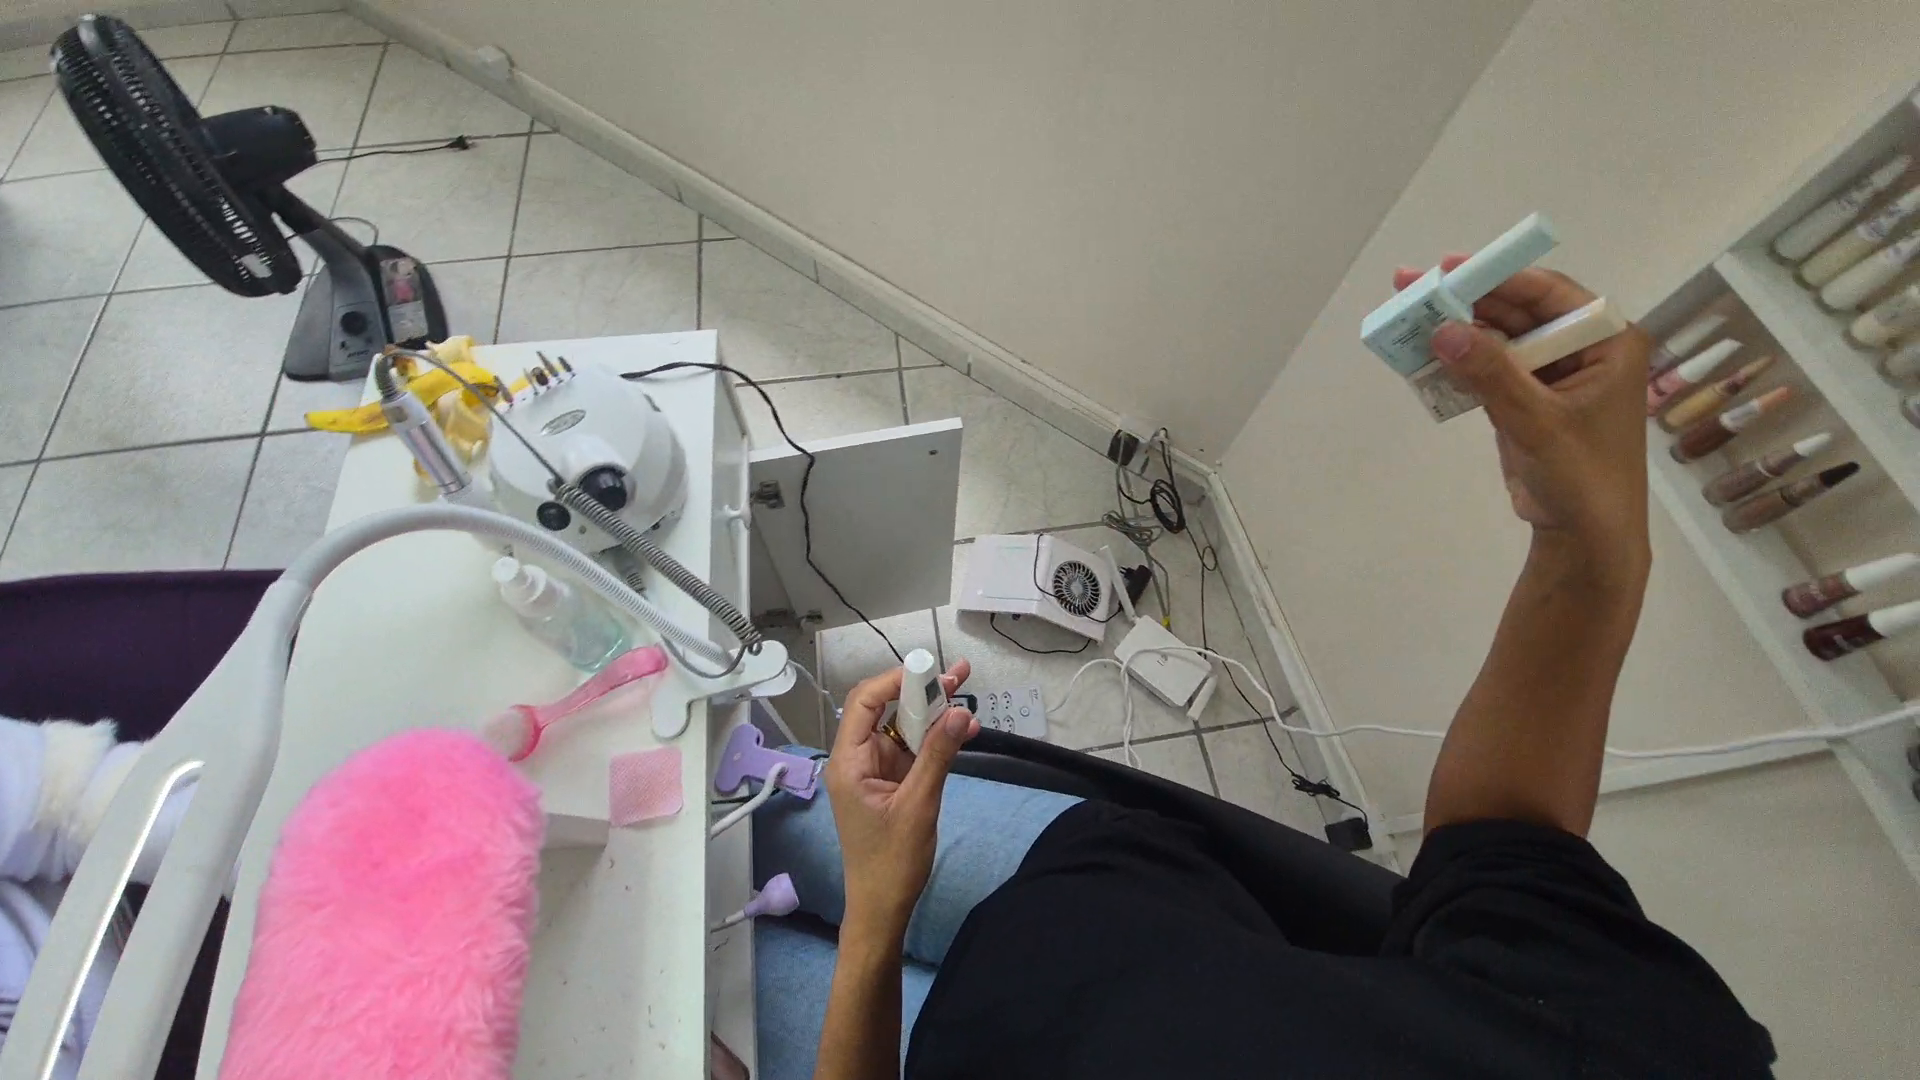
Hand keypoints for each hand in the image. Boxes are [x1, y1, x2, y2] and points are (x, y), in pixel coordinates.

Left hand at [825, 659, 978, 939]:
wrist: (883, 908)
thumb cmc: (891, 862)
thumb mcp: (918, 805)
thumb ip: (938, 755)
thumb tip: (960, 711)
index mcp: (849, 761)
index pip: (865, 703)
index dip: (895, 681)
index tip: (929, 672)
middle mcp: (858, 758)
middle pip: (885, 708)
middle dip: (919, 689)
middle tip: (956, 675)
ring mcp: (876, 769)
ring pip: (903, 726)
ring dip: (932, 710)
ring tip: (964, 688)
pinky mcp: (893, 781)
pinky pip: (914, 748)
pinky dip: (937, 736)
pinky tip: (965, 727)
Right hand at [1392, 260, 1652, 581]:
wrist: (1582, 531)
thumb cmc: (1580, 473)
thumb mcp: (1536, 420)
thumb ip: (1490, 373)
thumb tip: (1442, 329)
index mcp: (1605, 342)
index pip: (1548, 295)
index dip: (1498, 277)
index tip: (1450, 267)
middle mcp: (1578, 350)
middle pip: (1517, 313)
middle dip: (1467, 302)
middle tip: (1415, 289)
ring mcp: (1547, 376)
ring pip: (1496, 341)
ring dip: (1456, 333)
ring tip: (1409, 322)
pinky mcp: (1521, 401)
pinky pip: (1485, 371)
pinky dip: (1456, 365)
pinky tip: (1423, 359)